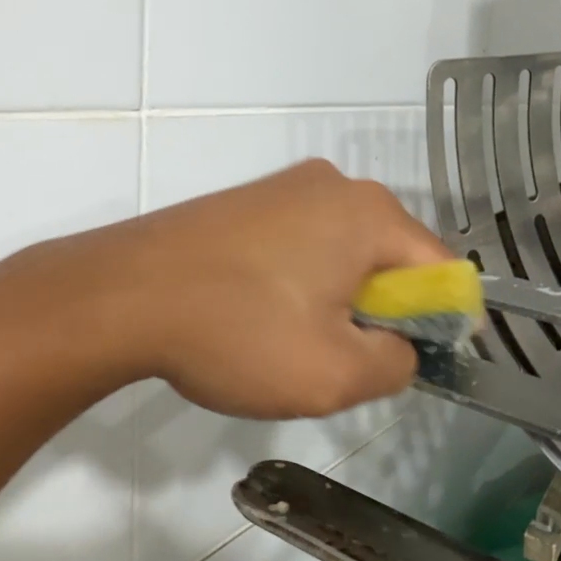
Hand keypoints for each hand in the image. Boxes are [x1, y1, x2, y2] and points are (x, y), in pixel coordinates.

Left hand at [15, 160, 455, 419]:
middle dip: (380, 312)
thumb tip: (400, 348)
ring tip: (290, 344)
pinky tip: (258, 317)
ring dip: (335, 301)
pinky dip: (297, 283)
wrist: (119, 296)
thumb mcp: (334, 375)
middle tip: (341, 360)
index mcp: (369, 213)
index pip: (441, 269)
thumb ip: (396, 365)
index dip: (442, 321)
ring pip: (341, 253)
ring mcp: (282, 187)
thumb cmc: (238, 333)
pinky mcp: (243, 202)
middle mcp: (334, 184)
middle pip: (390, 256)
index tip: (415, 361)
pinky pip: (299, 245)